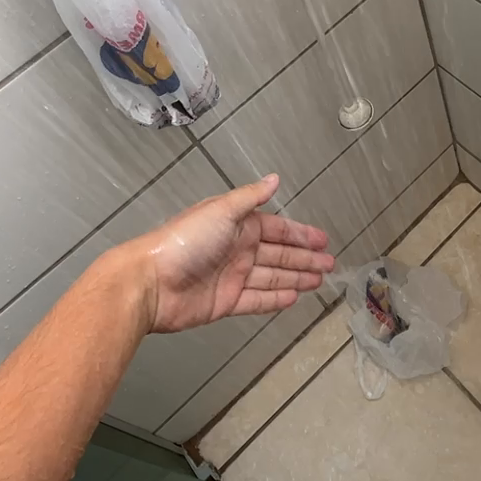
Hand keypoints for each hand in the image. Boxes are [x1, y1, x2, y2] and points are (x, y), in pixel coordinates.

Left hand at [123, 174, 334, 333]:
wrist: (151, 281)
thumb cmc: (185, 240)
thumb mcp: (221, 210)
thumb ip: (251, 197)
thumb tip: (275, 178)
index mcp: (238, 226)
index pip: (278, 229)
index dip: (301, 234)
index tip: (322, 240)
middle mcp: (238, 250)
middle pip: (279, 255)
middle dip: (305, 258)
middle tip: (329, 264)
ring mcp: (232, 277)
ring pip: (272, 277)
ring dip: (296, 278)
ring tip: (319, 281)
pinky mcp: (225, 302)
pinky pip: (257, 300)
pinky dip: (275, 299)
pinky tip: (294, 298)